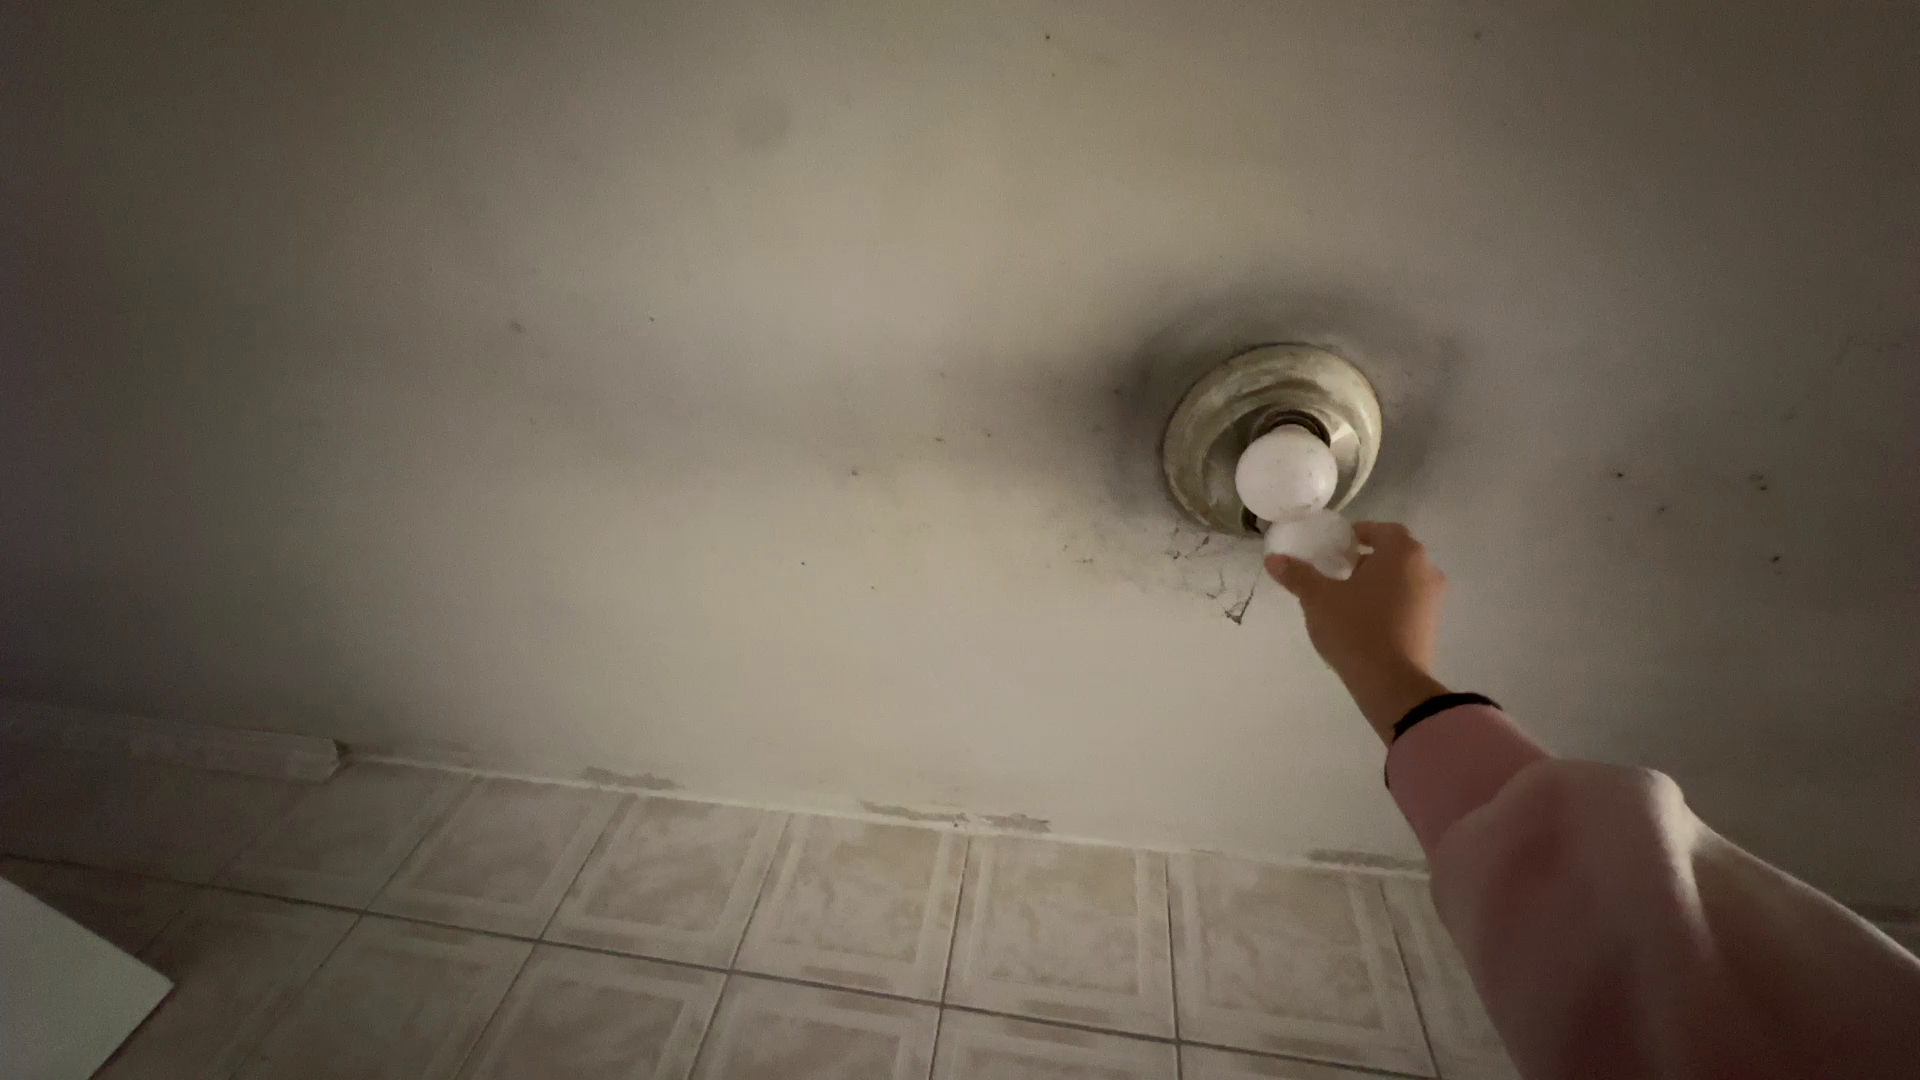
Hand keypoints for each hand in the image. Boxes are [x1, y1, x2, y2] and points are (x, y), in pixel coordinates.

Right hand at [1266, 522, 1450, 742]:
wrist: (1391, 682)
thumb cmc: (1355, 628)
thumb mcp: (1317, 598)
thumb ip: (1297, 575)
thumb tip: (1273, 559)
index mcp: (1402, 554)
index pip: (1382, 530)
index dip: (1357, 533)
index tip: (1334, 546)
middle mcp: (1425, 570)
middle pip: (1393, 554)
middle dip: (1364, 559)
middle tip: (1334, 570)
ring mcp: (1433, 599)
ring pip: (1401, 578)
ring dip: (1376, 581)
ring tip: (1344, 597)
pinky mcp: (1431, 624)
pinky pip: (1406, 601)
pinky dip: (1386, 602)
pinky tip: (1361, 619)